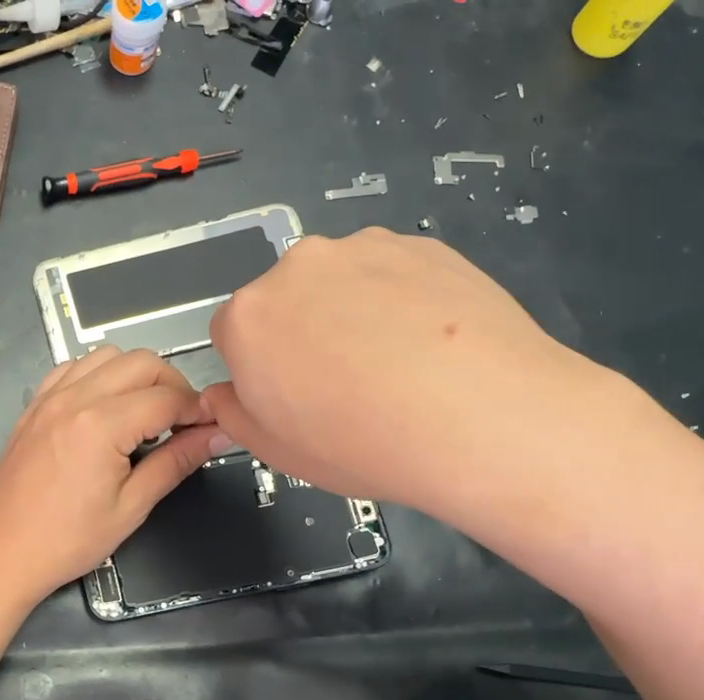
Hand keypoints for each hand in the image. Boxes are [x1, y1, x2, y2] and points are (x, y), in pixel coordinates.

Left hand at [0, 347, 225, 602]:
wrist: (5, 553)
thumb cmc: (69, 540)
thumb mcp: (131, 507)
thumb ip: (176, 463)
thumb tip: (217, 435)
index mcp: (100, 425)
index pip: (166, 397)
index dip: (197, 410)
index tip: (209, 427)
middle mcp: (73, 399)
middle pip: (141, 362)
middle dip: (172, 384)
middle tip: (182, 421)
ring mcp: (48, 399)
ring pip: (106, 356)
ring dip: (135, 374)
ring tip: (145, 413)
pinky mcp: (33, 407)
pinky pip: (71, 369)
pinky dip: (97, 376)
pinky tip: (105, 407)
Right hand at [203, 227, 637, 517]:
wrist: (480, 417)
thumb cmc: (360, 441)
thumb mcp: (274, 451)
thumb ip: (232, 414)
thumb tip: (224, 393)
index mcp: (248, 318)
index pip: (230, 334)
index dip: (256, 369)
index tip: (288, 396)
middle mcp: (297, 269)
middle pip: (283, 300)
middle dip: (300, 333)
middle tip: (340, 384)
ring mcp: (364, 249)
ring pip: (339, 283)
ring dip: (349, 312)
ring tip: (391, 365)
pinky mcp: (423, 245)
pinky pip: (392, 274)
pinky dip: (399, 301)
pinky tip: (425, 345)